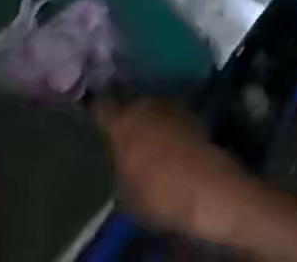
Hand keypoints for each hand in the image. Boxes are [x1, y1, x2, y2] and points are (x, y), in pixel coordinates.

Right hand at [96, 100, 266, 244]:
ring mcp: (170, 104)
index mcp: (121, 122)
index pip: (100, 108)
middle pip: (129, 105)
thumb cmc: (157, 193)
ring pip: (152, 107)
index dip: (96, 113)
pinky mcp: (192, 112)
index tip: (91, 120)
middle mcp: (144, 104)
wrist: (205, 186)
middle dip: (126, 116)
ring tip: (147, 137)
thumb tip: (117, 162)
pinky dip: (168, 124)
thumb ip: (116, 168)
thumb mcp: (123, 193)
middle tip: (122, 133)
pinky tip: (168, 140)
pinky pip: (171, 115)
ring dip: (149, 118)